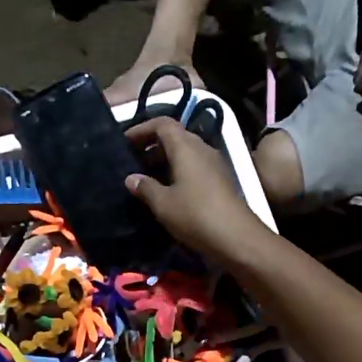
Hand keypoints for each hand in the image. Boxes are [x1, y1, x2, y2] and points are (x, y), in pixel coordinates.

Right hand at [124, 117, 273, 260]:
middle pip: (175, 137)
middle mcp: (202, 149)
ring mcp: (214, 165)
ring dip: (165, 161)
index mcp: (186, 147)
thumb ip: (145, 187)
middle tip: (133, 162)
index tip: (125, 142)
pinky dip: (178, 173)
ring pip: (186, 154)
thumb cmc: (195, 215)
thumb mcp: (163, 203)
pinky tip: (168, 192)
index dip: (142, 129)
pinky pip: (195, 168)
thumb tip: (131, 178)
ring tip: (147, 179)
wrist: (236, 237)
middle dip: (152, 146)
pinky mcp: (221, 181)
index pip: (162, 124)